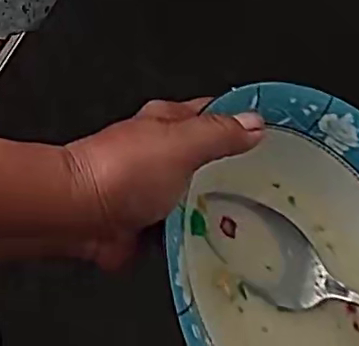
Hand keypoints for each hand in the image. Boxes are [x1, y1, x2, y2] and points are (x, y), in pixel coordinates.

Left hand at [63, 98, 264, 268]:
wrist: (81, 213)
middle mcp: (164, 150)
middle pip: (210, 156)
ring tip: (255, 222)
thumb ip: (218, 132)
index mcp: (169, 119)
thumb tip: (254, 120)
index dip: (245, 117)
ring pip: (200, 194)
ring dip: (219, 207)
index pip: (216, 111)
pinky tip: (221, 247)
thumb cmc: (122, 169)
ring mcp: (157, 186)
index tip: (277, 132)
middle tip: (273, 186)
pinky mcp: (152, 221)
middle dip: (237, 169)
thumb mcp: (181, 142)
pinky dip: (201, 236)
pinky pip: (186, 228)